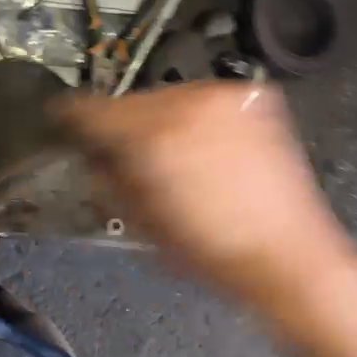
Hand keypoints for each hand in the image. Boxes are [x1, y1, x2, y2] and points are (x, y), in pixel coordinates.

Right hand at [57, 82, 356, 318]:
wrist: (291, 259)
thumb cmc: (214, 253)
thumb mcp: (141, 222)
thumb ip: (107, 178)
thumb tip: (93, 154)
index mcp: (150, 138)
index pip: (90, 108)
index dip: (70, 117)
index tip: (65, 121)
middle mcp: (185, 105)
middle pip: (127, 101)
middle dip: (121, 126)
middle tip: (125, 156)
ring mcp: (222, 98)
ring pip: (164, 97)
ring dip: (158, 121)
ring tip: (172, 158)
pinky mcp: (250, 100)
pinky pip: (201, 100)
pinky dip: (194, 118)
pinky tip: (202, 148)